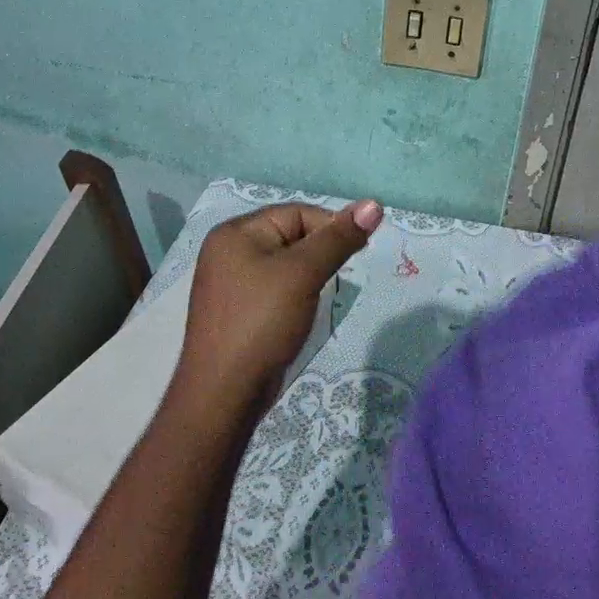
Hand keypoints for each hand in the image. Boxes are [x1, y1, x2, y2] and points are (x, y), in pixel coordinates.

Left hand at [176, 200, 382, 405]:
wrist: (224, 393)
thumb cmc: (262, 322)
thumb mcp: (304, 273)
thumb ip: (339, 238)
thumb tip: (374, 205)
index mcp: (236, 233)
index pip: (297, 213)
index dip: (331, 227)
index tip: (357, 252)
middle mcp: (228, 251)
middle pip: (291, 235)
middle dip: (320, 252)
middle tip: (340, 276)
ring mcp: (230, 282)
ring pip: (285, 263)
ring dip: (310, 274)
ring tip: (319, 296)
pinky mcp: (237, 310)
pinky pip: (275, 286)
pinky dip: (295, 293)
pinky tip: (302, 312)